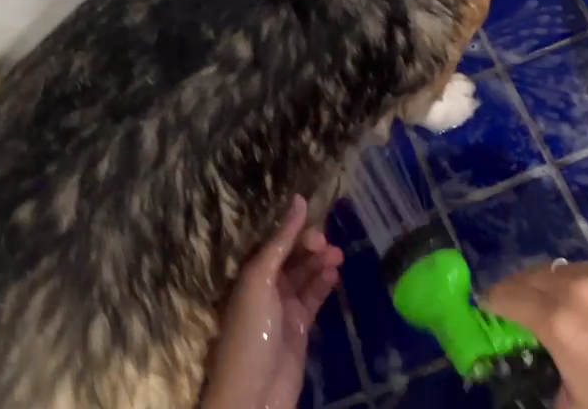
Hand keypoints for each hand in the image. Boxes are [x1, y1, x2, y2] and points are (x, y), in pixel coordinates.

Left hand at [200, 196, 344, 408]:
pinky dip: (324, 283)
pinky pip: (314, 297)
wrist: (254, 394)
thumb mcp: (260, 279)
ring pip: (305, 274)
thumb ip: (280, 240)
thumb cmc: (251, 331)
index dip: (293, 228)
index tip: (314, 219)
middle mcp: (266, 285)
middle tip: (326, 244)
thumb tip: (298, 199)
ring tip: (338, 256)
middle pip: (291, 256)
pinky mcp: (300, 326)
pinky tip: (335, 273)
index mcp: (250, 272)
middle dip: (309, 245)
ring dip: (320, 262)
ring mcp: (283, 307)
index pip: (274, 240)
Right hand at [484, 259, 587, 408]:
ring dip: (551, 284)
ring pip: (562, 269)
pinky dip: (584, 282)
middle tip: (515, 306)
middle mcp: (577, 287)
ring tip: (555, 303)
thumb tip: (547, 365)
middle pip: (530, 277)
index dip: (492, 302)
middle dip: (518, 291)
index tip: (488, 307)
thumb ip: (551, 378)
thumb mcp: (577, 405)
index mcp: (558, 322)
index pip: (507, 296)